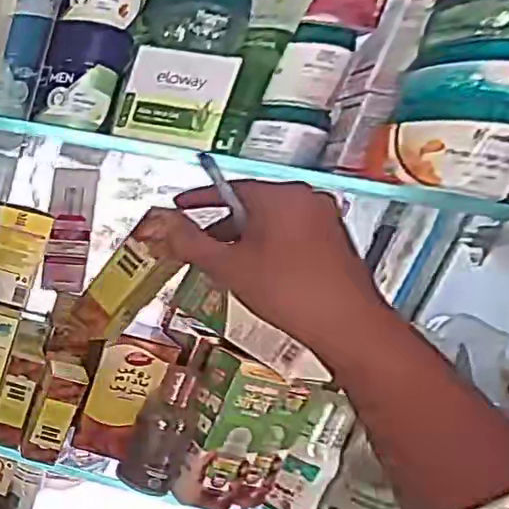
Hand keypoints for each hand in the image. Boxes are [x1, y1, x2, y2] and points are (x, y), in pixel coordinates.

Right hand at [132, 181, 405, 369]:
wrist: (343, 322)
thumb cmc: (288, 290)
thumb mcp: (226, 265)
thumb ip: (190, 242)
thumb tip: (165, 223)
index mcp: (280, 197)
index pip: (229, 187)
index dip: (198, 199)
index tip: (180, 205)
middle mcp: (306, 200)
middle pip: (249, 205)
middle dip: (220, 227)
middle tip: (197, 247)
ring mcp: (323, 219)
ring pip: (268, 222)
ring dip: (241, 240)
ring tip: (224, 267)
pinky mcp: (331, 239)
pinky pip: (287, 234)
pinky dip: (264, 248)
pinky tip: (253, 274)